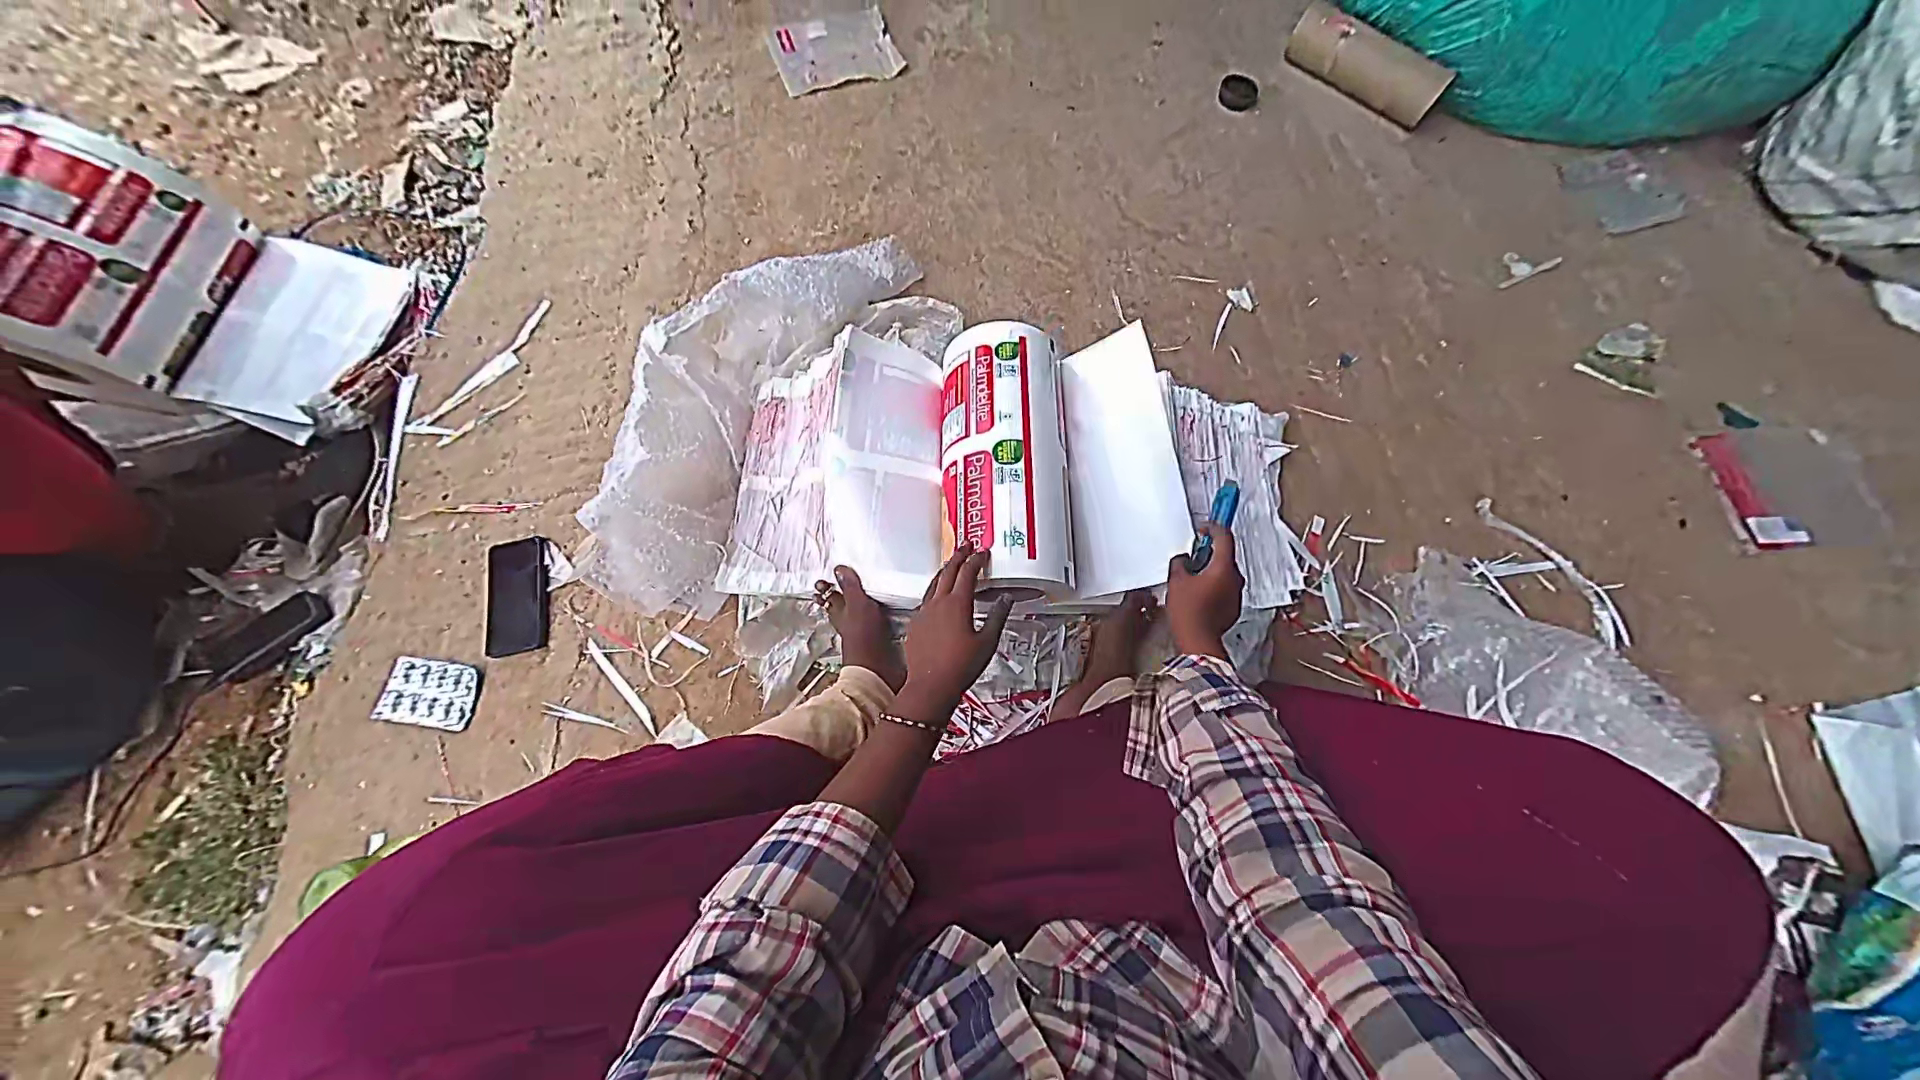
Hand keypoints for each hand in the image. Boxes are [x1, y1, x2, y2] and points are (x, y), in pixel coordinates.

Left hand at [815, 566, 905, 692]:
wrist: (877, 669)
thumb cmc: (864, 636)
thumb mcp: (857, 605)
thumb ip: (850, 587)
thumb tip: (839, 569)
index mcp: (841, 613)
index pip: (831, 597)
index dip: (827, 588)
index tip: (824, 580)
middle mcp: (848, 623)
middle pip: (840, 607)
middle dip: (840, 597)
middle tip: (839, 587)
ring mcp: (861, 633)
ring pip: (854, 616)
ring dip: (856, 607)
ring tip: (862, 597)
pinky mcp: (874, 641)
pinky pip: (870, 624)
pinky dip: (872, 618)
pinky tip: (880, 616)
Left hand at [897, 543, 1012, 718]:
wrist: (930, 686)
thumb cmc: (960, 667)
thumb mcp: (987, 642)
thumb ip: (997, 616)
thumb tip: (1005, 600)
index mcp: (957, 604)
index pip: (968, 572)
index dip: (976, 559)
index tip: (983, 552)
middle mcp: (938, 603)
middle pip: (948, 572)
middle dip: (959, 557)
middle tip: (966, 546)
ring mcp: (924, 612)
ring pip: (934, 583)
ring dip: (944, 571)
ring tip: (951, 564)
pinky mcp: (916, 624)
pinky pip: (925, 599)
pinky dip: (934, 590)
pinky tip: (937, 595)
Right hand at [1166, 523, 1242, 658]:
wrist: (1198, 640)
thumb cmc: (1189, 612)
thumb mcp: (1176, 580)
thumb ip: (1180, 563)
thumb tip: (1183, 560)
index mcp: (1223, 568)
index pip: (1225, 538)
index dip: (1214, 528)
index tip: (1206, 527)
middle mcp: (1235, 579)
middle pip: (1225, 556)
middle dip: (1210, 552)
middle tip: (1194, 554)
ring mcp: (1236, 593)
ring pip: (1225, 573)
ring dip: (1211, 570)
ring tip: (1192, 577)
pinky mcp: (1233, 606)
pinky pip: (1225, 588)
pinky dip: (1214, 585)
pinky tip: (1198, 592)